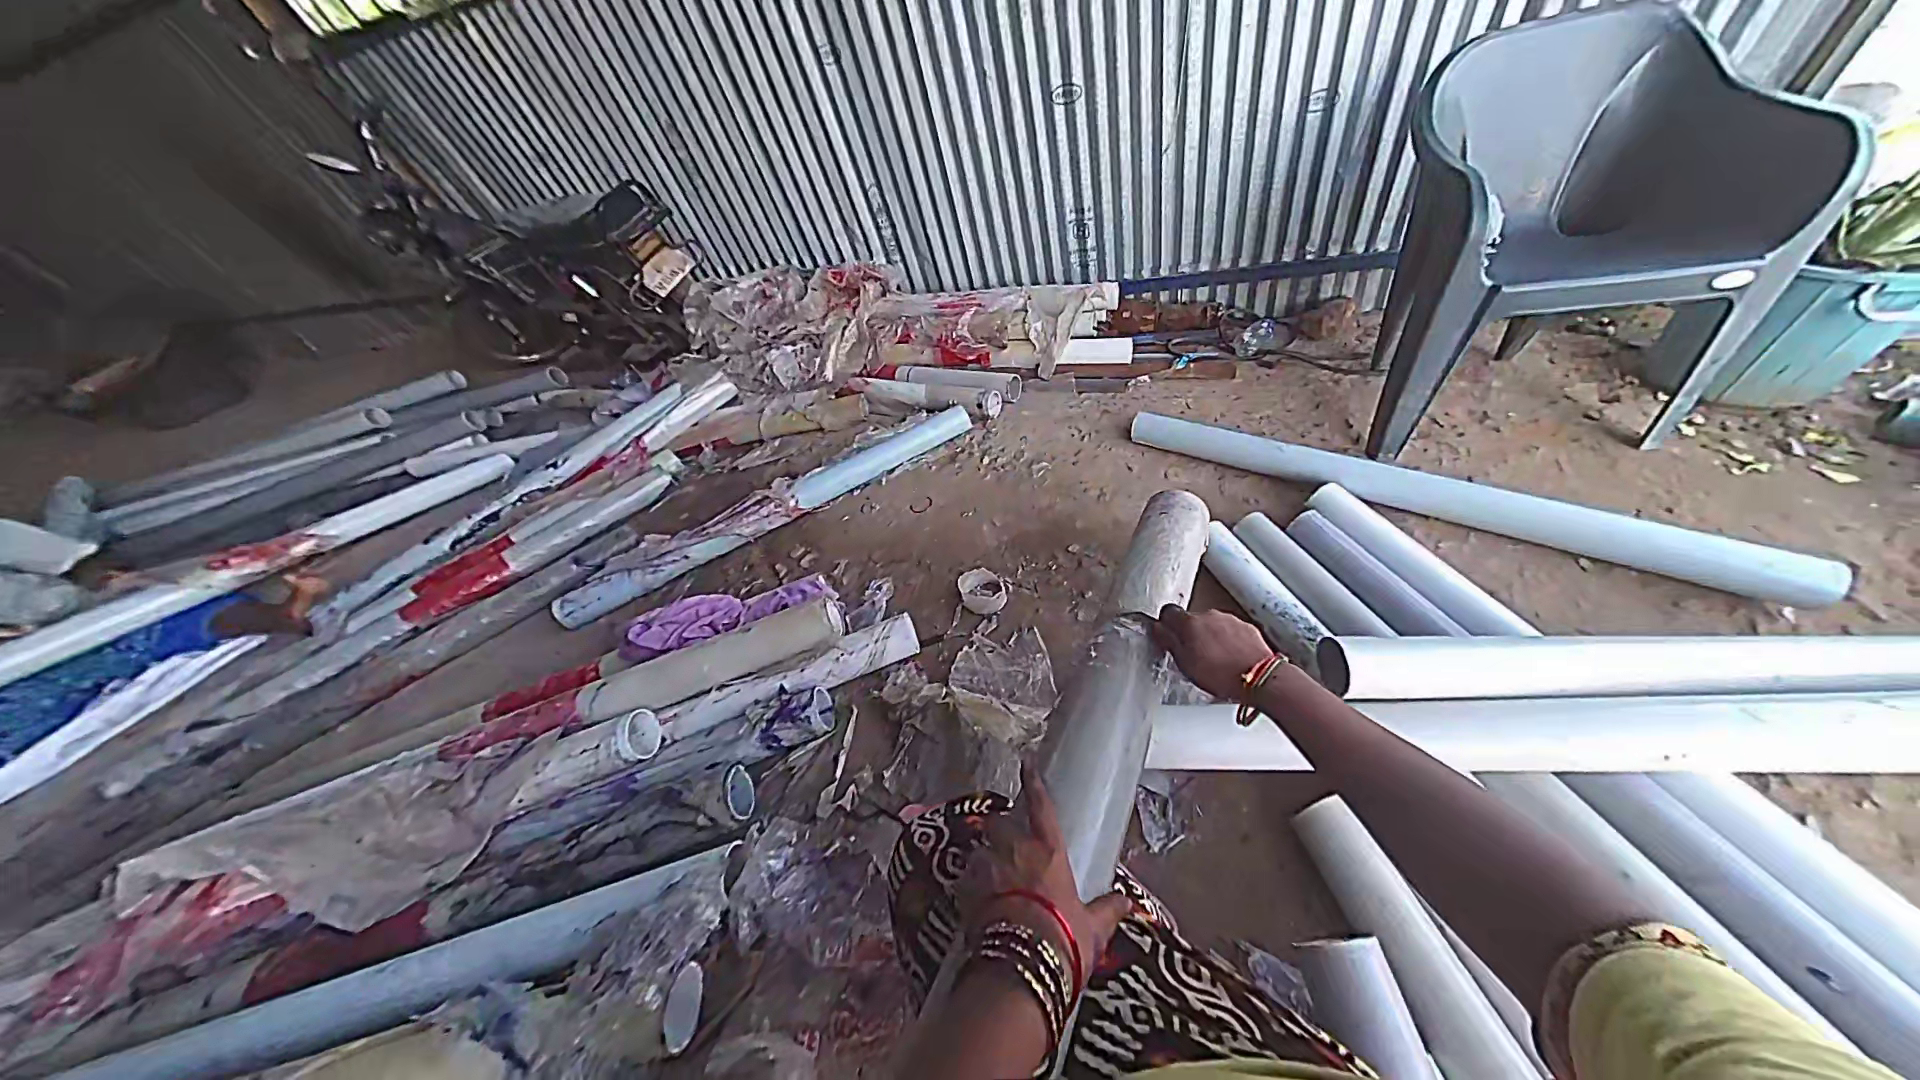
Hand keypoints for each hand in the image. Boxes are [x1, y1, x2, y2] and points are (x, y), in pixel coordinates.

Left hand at [962, 763, 1131, 988]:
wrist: (1022, 966)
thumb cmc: (1064, 940)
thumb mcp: (1093, 929)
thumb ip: (1107, 911)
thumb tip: (1127, 901)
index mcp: (1049, 851)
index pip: (1041, 806)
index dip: (1034, 782)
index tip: (1026, 761)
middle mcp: (1015, 849)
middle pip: (1000, 824)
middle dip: (1001, 831)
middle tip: (1007, 848)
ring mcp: (988, 865)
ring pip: (980, 850)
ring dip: (985, 860)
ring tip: (992, 881)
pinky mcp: (965, 887)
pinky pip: (965, 878)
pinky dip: (970, 886)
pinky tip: (977, 904)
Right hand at [1150, 604, 1274, 700]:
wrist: (1259, 678)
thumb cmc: (1222, 674)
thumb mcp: (1185, 664)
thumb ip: (1169, 642)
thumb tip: (1159, 629)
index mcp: (1189, 623)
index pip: (1168, 612)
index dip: (1166, 624)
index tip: (1167, 635)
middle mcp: (1209, 615)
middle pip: (1192, 619)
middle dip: (1191, 633)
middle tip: (1193, 655)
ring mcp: (1229, 620)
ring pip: (1212, 624)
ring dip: (1210, 637)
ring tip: (1215, 661)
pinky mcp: (1247, 627)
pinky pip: (1231, 630)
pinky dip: (1228, 640)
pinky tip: (1230, 658)